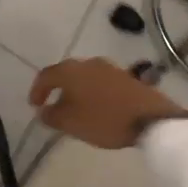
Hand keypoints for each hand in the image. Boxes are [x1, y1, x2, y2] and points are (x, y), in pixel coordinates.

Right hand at [29, 57, 187, 148]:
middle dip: (58, 89)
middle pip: (67, 74)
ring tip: (78, 109)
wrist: (152, 119)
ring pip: (86, 77)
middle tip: (54, 105)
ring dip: (78, 91)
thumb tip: (42, 111)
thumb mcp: (71, 123)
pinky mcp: (128, 78)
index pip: (46, 75)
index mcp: (70, 70)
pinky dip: (95, 93)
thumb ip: (52, 116)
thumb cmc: (104, 119)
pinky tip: (99, 107)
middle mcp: (88, 63)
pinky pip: (103, 83)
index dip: (37, 90)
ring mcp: (110, 68)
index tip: (35, 105)